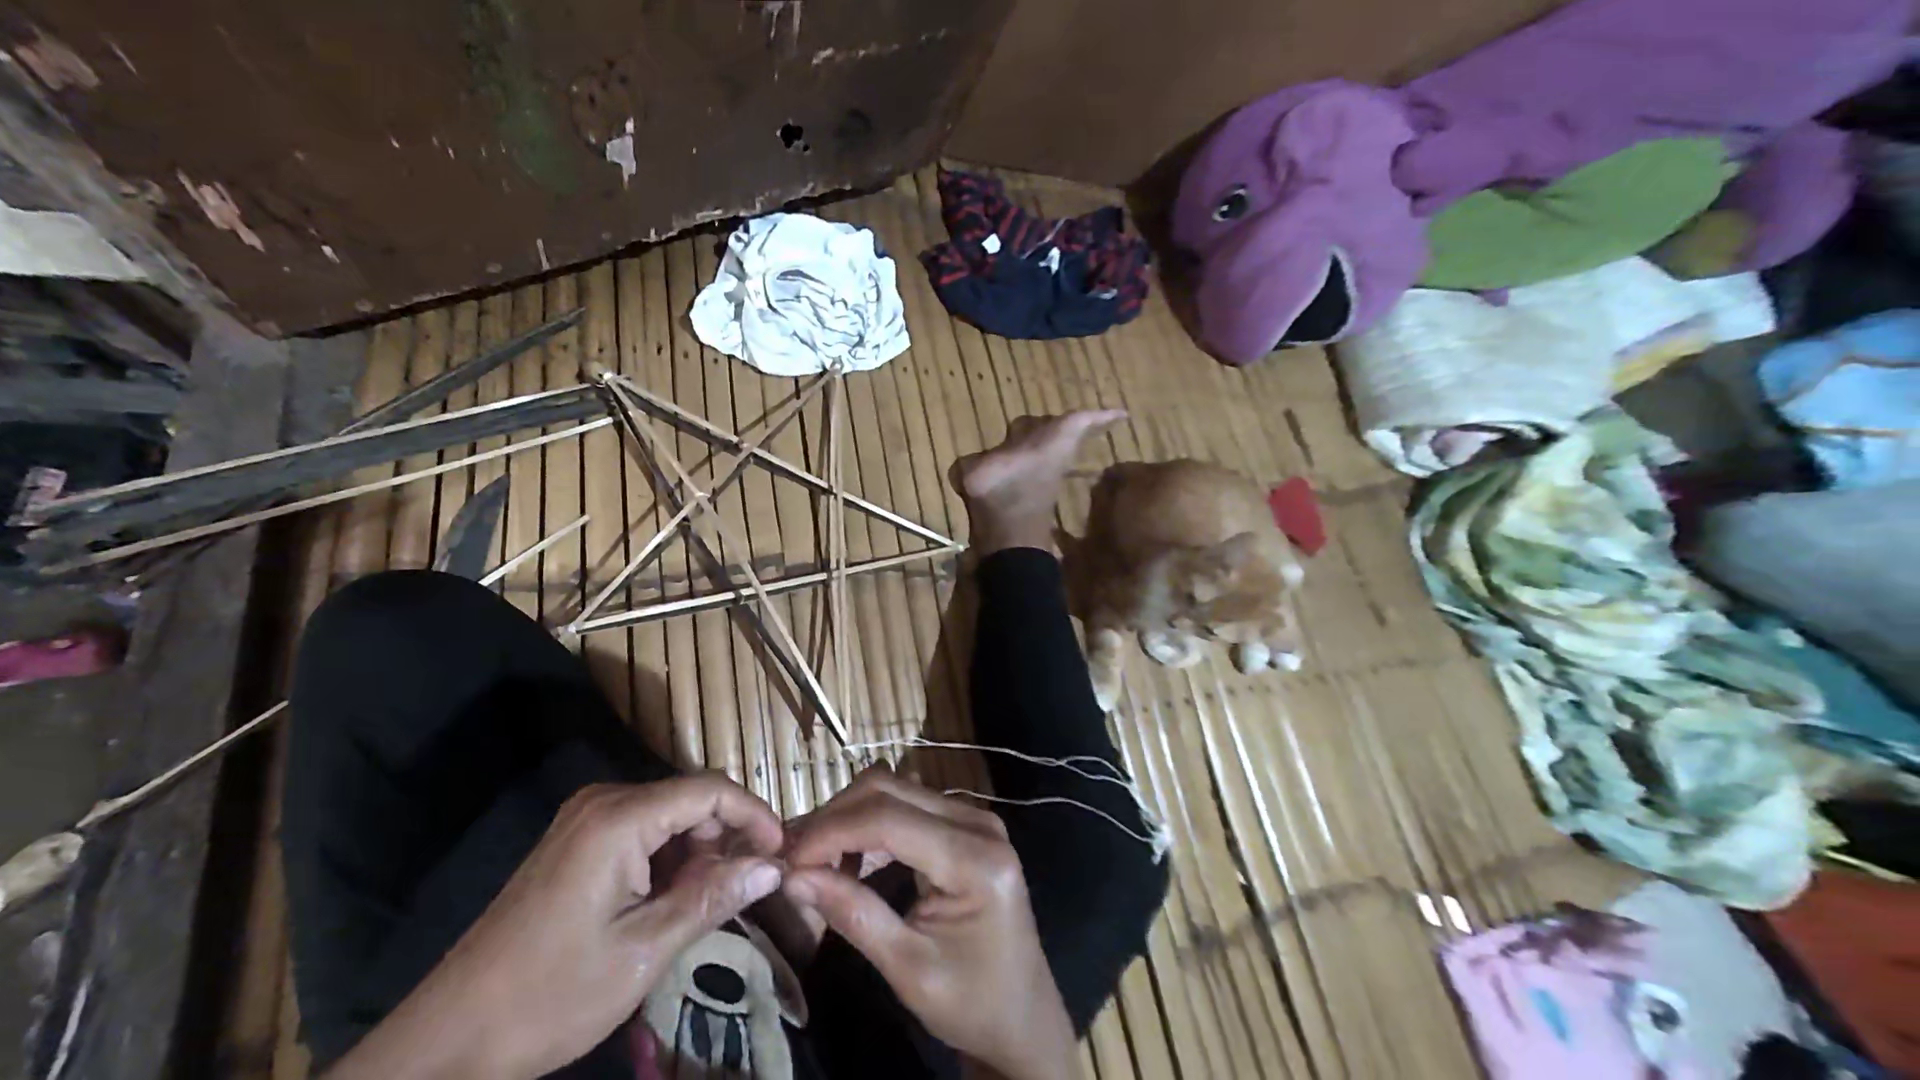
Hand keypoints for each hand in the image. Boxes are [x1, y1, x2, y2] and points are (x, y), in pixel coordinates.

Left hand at [326, 777, 784, 1079]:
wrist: (448, 1041)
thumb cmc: (551, 995)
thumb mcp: (644, 950)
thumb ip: (713, 897)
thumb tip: (775, 867)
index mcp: (619, 819)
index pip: (710, 790)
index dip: (755, 815)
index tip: (783, 853)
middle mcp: (603, 802)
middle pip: (690, 799)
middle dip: (728, 836)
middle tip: (752, 885)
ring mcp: (585, 820)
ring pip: (670, 816)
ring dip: (700, 851)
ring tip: (716, 899)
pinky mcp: (576, 842)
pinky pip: (643, 832)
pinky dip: (670, 858)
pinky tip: (675, 899)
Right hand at [781, 768, 1080, 1079]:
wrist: (1022, 1017)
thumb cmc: (971, 1002)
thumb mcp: (908, 968)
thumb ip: (852, 913)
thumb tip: (791, 876)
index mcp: (975, 859)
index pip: (888, 819)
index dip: (831, 831)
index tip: (786, 858)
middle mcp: (978, 823)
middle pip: (890, 791)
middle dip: (835, 817)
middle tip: (793, 856)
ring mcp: (975, 819)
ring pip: (896, 791)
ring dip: (849, 817)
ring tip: (813, 857)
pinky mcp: (966, 826)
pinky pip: (909, 806)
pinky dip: (871, 824)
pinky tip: (848, 857)